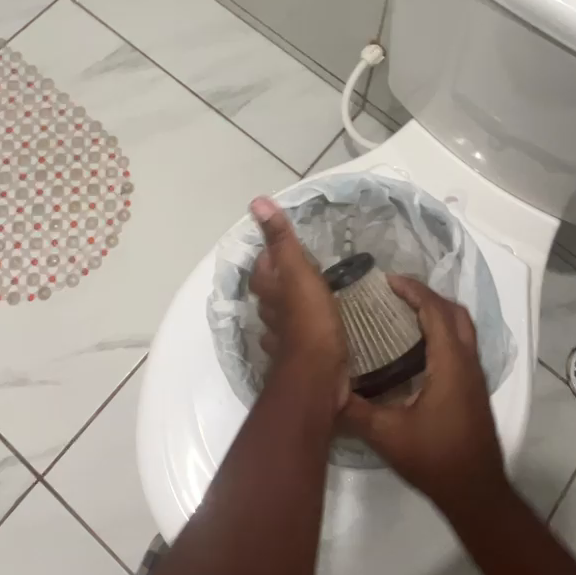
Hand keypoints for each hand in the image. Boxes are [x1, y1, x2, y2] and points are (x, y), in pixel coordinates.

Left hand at [247, 197, 348, 407]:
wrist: (319, 373)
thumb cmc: (308, 317)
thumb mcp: (297, 269)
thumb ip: (280, 238)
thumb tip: (256, 202)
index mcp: (269, 289)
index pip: (261, 265)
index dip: (268, 253)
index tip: (282, 244)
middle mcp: (270, 312)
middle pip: (268, 291)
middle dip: (277, 280)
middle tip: (299, 268)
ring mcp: (284, 338)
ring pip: (280, 316)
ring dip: (288, 307)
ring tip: (309, 296)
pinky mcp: (301, 355)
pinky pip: (299, 338)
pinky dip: (304, 331)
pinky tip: (318, 329)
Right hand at [341, 276, 507, 512]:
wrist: (476, 493)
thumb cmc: (435, 459)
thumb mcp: (387, 435)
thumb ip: (354, 409)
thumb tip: (322, 384)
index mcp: (450, 362)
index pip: (435, 310)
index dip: (412, 290)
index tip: (386, 280)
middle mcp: (467, 361)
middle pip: (454, 312)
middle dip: (426, 295)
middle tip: (394, 293)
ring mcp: (474, 375)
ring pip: (462, 328)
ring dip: (436, 312)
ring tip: (402, 312)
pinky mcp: (473, 389)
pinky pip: (460, 344)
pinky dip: (441, 332)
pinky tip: (414, 347)